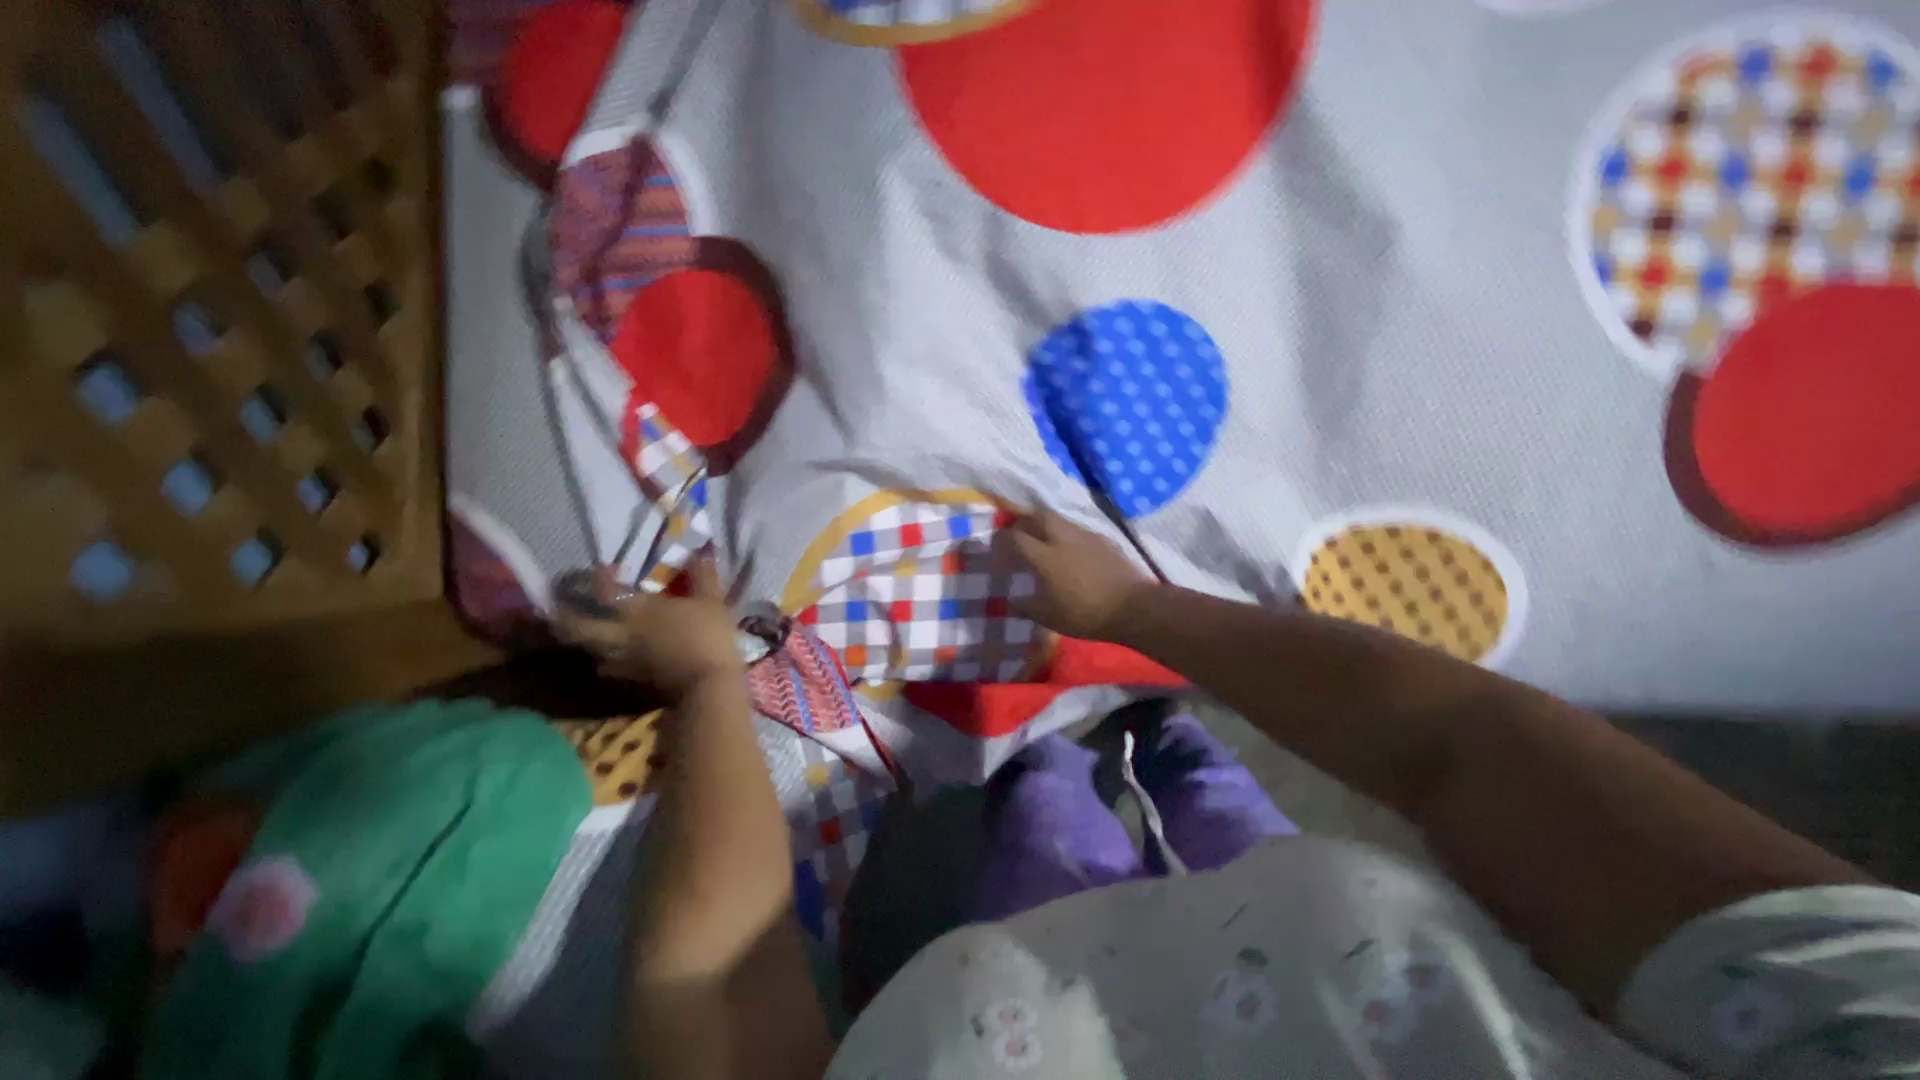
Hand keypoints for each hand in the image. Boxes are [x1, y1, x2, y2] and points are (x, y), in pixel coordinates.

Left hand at [556, 554, 741, 697]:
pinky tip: (612, 659)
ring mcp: (624, 659)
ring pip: (590, 651)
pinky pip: (610, 669)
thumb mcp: (712, 601)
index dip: (597, 577)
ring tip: (585, 633)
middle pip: (579, 627)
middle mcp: (622, 633)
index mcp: (639, 609)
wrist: (708, 685)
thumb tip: (701, 553)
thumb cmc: (709, 636)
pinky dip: (606, 662)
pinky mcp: (633, 680)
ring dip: (583, 641)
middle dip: (565, 616)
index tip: (599, 568)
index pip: (604, 590)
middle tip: (560, 607)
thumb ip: (703, 576)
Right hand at [1007, 508, 1152, 641]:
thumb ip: (1027, 606)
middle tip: (1019, 535)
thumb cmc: (1086, 614)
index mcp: (1045, 556)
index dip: (1001, 540)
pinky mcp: (1105, 540)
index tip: (996, 548)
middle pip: (1038, 515)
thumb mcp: (1050, 617)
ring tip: (1045, 543)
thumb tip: (1013, 600)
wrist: (1133, 607)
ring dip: (1047, 526)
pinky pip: (1079, 530)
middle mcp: (1063, 538)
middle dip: (1024, 521)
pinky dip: (1068, 536)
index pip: (1014, 537)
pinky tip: (1071, 552)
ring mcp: (1086, 535)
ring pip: (1060, 520)